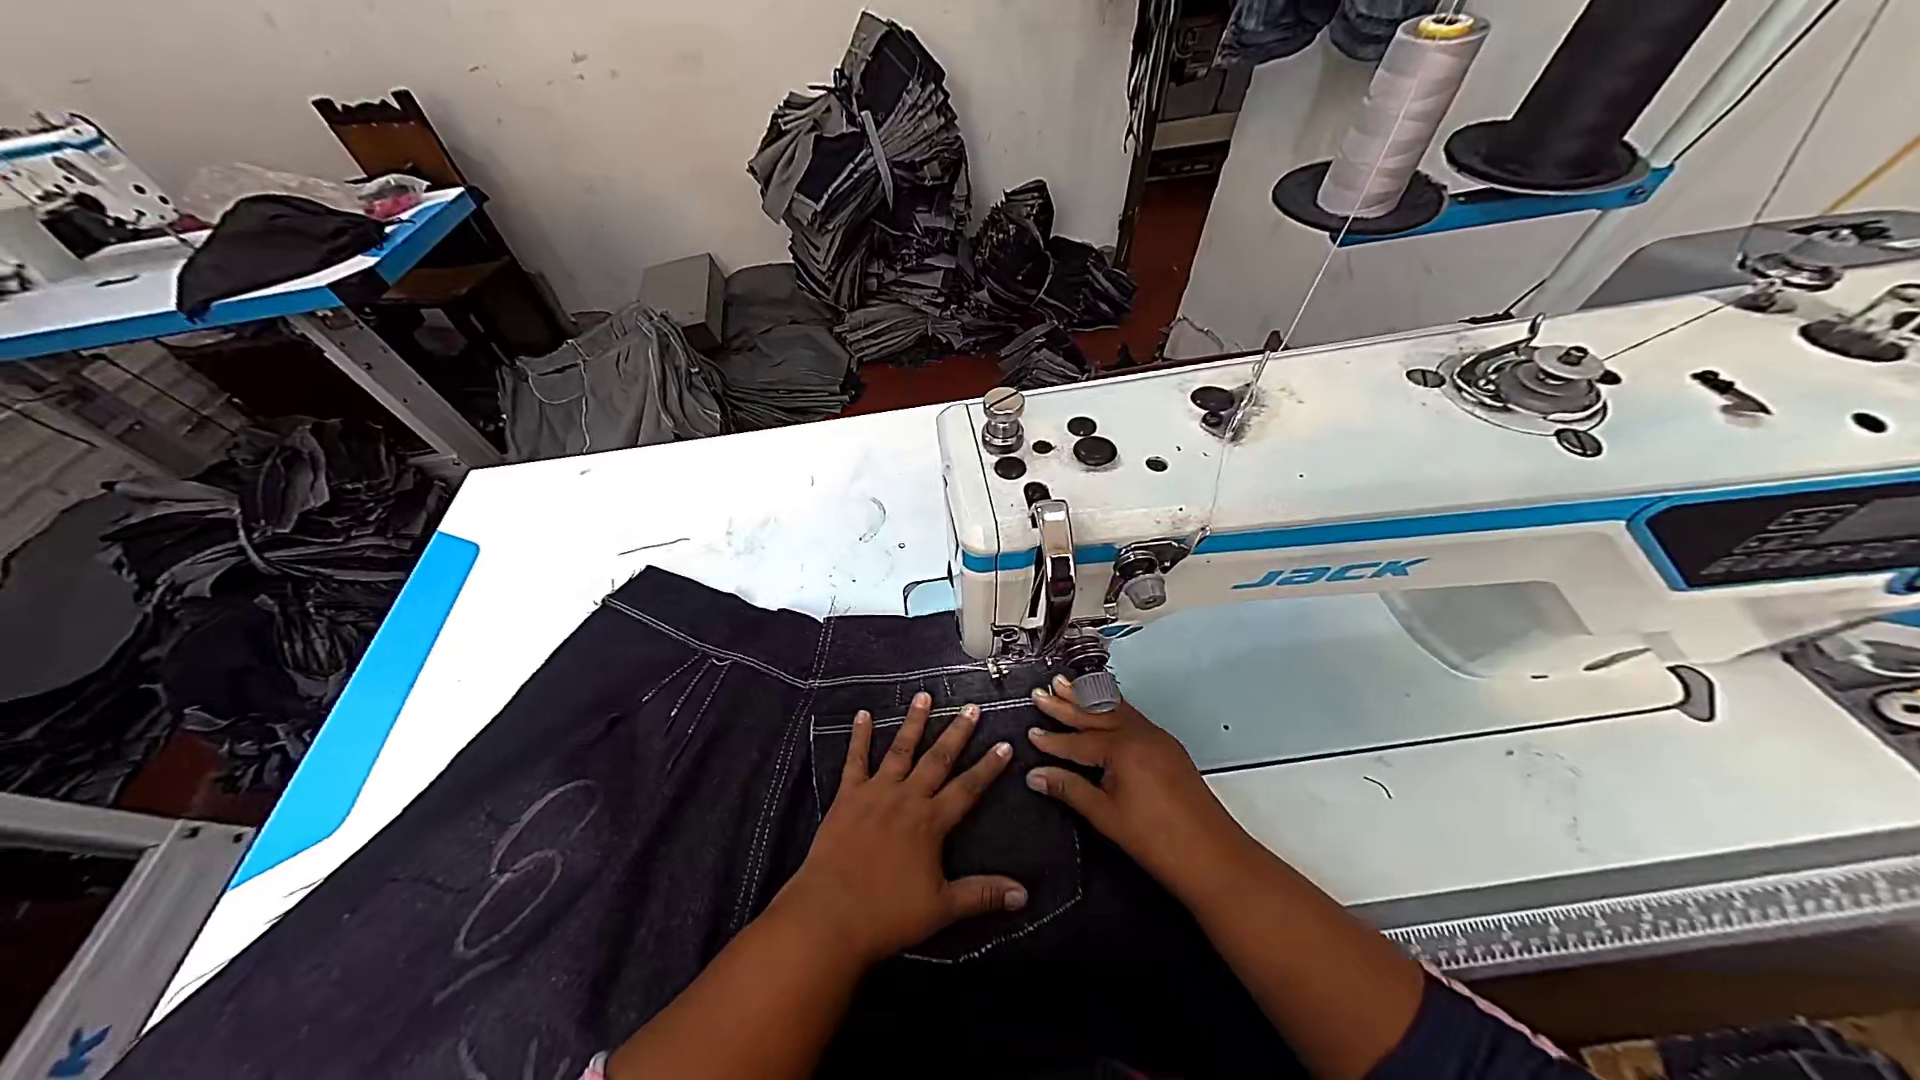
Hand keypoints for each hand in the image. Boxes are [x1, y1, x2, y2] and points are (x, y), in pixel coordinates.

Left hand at [772, 692, 1025, 965]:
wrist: (828, 916)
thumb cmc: (887, 914)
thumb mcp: (942, 908)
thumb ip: (982, 894)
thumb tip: (1024, 894)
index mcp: (930, 822)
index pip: (968, 788)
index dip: (988, 767)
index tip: (1004, 744)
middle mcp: (906, 799)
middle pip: (937, 760)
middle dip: (957, 733)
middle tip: (971, 708)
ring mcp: (875, 793)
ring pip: (900, 751)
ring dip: (913, 723)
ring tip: (924, 696)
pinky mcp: (846, 797)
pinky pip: (855, 761)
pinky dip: (859, 737)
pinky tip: (863, 715)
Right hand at [1026, 675, 1252, 895]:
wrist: (1214, 858)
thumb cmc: (1166, 841)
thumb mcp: (1105, 815)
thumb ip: (1069, 789)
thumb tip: (1040, 776)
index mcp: (1124, 748)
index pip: (1077, 740)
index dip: (1051, 740)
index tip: (1032, 734)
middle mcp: (1142, 735)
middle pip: (1095, 713)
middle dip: (1065, 704)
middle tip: (1042, 693)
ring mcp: (1158, 739)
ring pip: (1116, 709)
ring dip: (1089, 698)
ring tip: (1068, 686)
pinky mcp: (1169, 748)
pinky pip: (1133, 717)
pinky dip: (1112, 708)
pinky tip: (1105, 707)